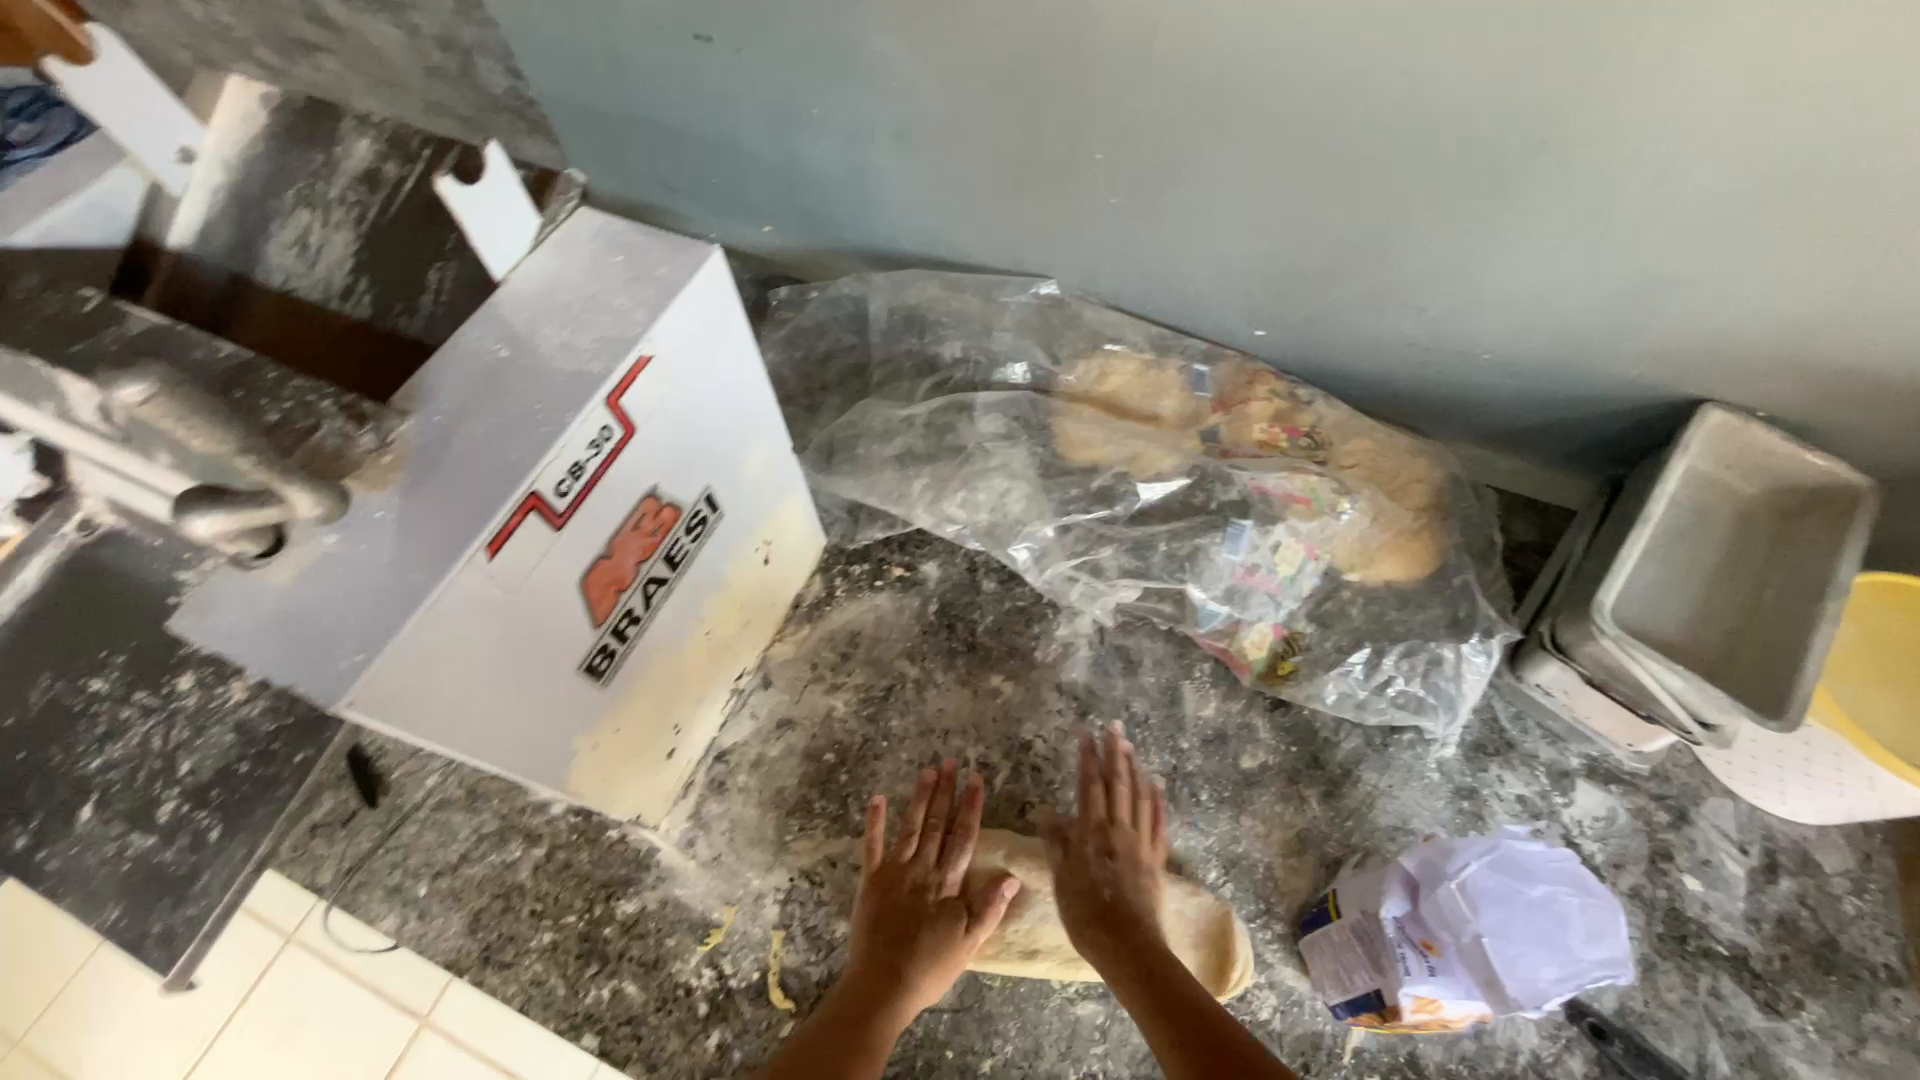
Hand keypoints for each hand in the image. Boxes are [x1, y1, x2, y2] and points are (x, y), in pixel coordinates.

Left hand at [842, 760, 1022, 1023]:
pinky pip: (872, 846)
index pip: (964, 837)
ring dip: (919, 798)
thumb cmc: (930, 969)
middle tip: (950, 762)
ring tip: (927, 771)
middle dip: (946, 792)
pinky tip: (878, 797)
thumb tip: (1011, 876)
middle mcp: (923, 870)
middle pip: (937, 824)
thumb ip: (989, 908)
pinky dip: (875, 821)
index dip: (971, 807)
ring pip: (911, 827)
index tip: (976, 780)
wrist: (883, 986)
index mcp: (948, 884)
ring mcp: (894, 872)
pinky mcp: (870, 881)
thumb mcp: (969, 943)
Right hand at [1039, 723, 1170, 973]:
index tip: (1085, 733)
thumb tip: (1047, 811)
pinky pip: (1158, 821)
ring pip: (1139, 796)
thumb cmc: (1088, 916)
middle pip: (1118, 783)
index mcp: (1092, 833)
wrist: (1129, 947)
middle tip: (1114, 725)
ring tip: (1131, 745)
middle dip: (1115, 752)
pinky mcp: (1156, 859)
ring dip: (1134, 768)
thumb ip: (1057, 842)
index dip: (1087, 757)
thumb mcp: (1062, 879)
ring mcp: (1141, 843)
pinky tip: (1157, 784)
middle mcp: (1118, 830)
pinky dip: (1157, 799)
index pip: (1089, 785)